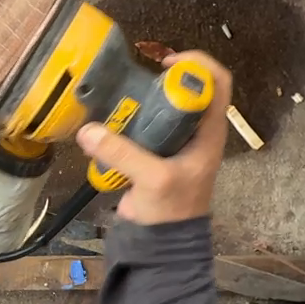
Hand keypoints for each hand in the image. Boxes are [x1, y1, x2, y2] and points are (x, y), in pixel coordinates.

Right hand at [76, 51, 231, 224]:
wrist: (161, 239)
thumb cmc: (171, 208)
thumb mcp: (152, 179)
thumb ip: (123, 154)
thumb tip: (88, 131)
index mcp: (208, 131)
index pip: (216, 83)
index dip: (196, 65)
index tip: (165, 64)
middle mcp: (192, 130)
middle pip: (182, 90)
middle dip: (157, 81)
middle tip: (132, 82)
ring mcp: (170, 141)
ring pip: (156, 108)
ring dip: (136, 102)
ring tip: (115, 100)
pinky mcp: (148, 151)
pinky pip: (136, 127)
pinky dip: (121, 121)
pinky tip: (106, 123)